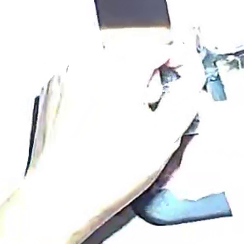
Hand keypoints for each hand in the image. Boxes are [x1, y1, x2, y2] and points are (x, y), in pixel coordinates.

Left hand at [20, 29, 199, 229]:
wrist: (60, 194)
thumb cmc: (110, 171)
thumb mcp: (164, 137)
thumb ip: (185, 98)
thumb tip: (193, 76)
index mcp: (120, 71)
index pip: (156, 49)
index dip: (174, 60)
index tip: (182, 72)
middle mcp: (89, 65)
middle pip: (129, 55)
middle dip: (143, 75)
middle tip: (147, 109)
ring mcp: (66, 75)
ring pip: (103, 64)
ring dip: (117, 81)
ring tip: (119, 118)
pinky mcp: (51, 89)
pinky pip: (81, 76)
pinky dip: (93, 89)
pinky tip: (96, 120)